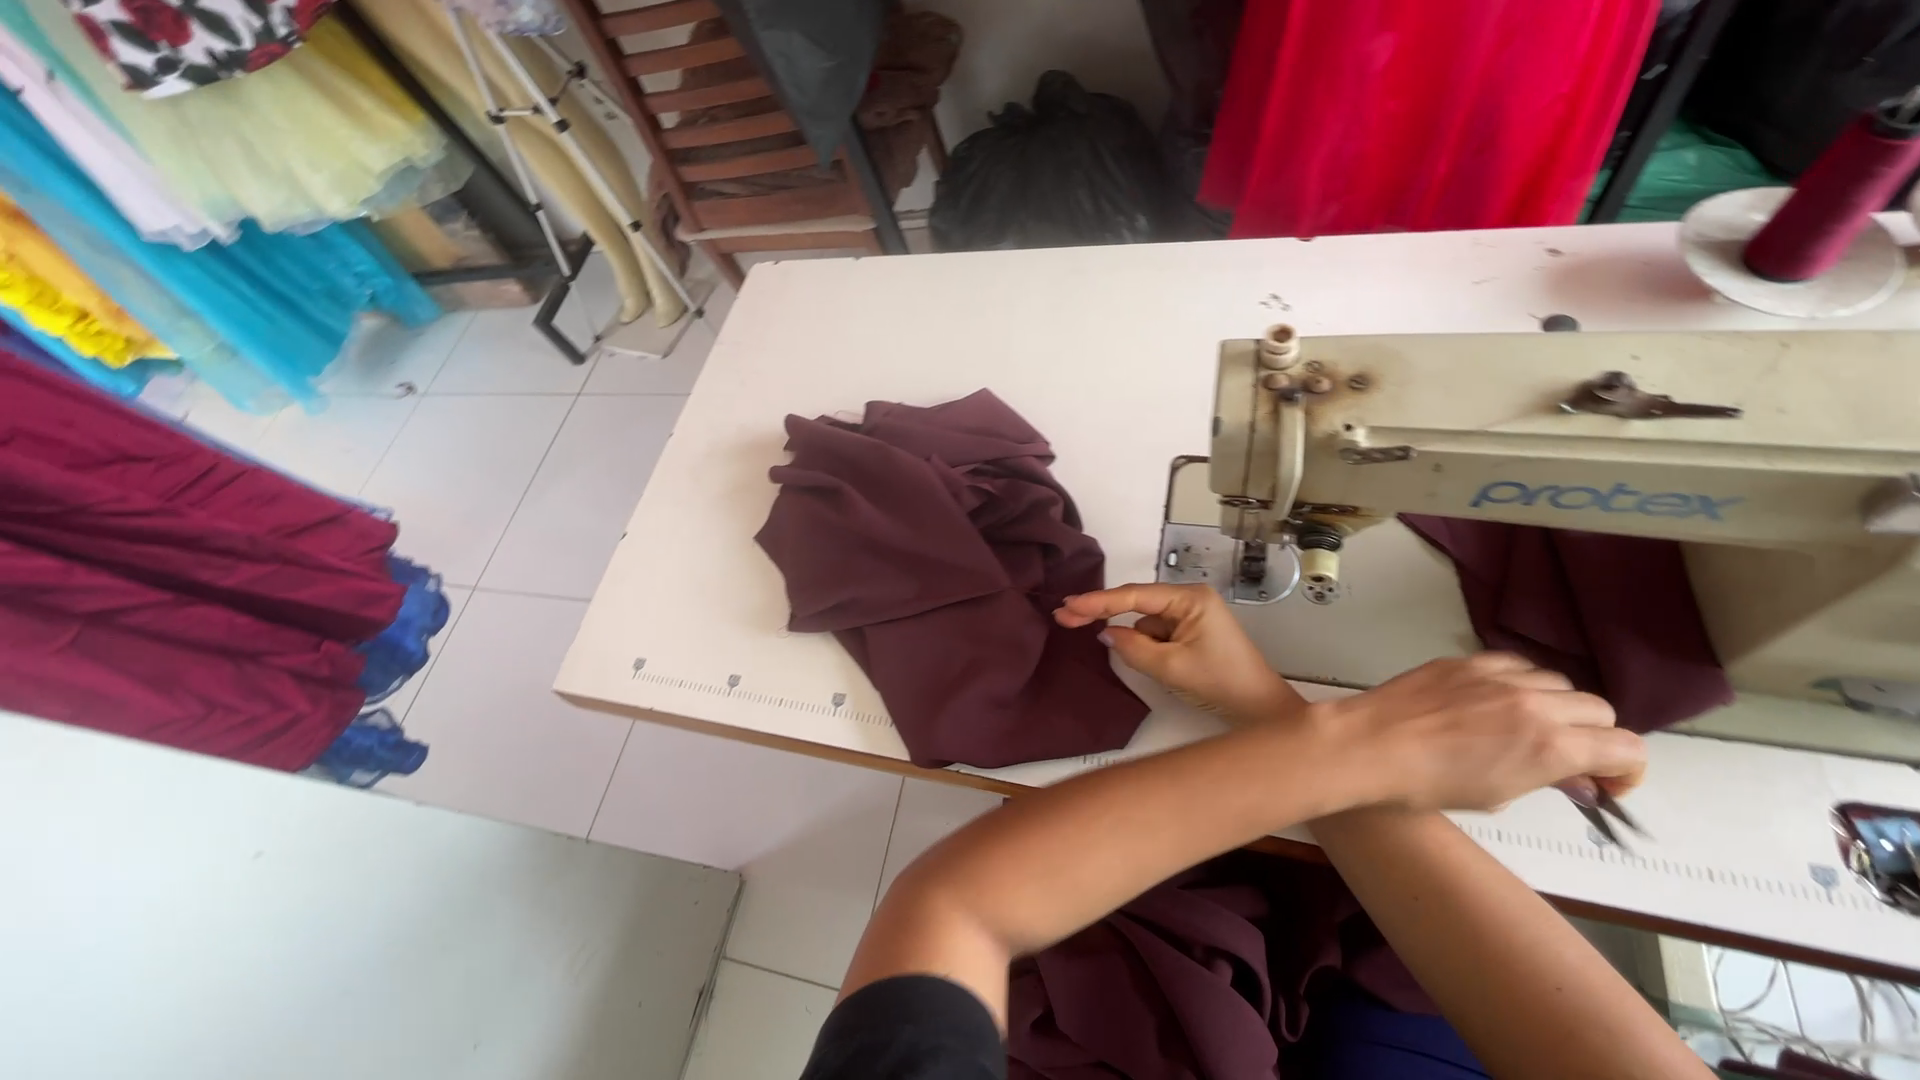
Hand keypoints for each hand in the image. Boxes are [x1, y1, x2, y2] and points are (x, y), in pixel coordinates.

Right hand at [1055, 583, 1301, 723]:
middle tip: (1064, 617)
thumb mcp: (1170, 667)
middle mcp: (1189, 598)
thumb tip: (1105, 633)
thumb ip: (1132, 647)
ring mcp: (1189, 615)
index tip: (1068, 606)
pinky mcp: (1189, 631)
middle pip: (1136, 602)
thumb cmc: (1220, 682)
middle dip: (1103, 612)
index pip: (1135, 596)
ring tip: (1154, 666)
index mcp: (1190, 598)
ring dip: (1133, 639)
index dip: (1098, 601)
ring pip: (1144, 622)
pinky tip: (1155, 664)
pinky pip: (1154, 634)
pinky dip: (1145, 646)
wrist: (1259, 707)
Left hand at [1315, 653, 1644, 812]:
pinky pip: (1514, 664)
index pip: (1628, 749)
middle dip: (1591, 735)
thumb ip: (1546, 779)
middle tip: (1563, 754)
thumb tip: (1579, 778)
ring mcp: (1500, 676)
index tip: (1602, 783)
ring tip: (1523, 725)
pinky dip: (1517, 681)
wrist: (1367, 745)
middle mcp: (1535, 704)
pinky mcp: (1467, 661)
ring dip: (1554, 704)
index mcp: (1552, 746)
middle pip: (1599, 710)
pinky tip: (1493, 699)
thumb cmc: (1425, 785)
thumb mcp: (1497, 795)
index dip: (1624, 770)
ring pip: (1557, 682)